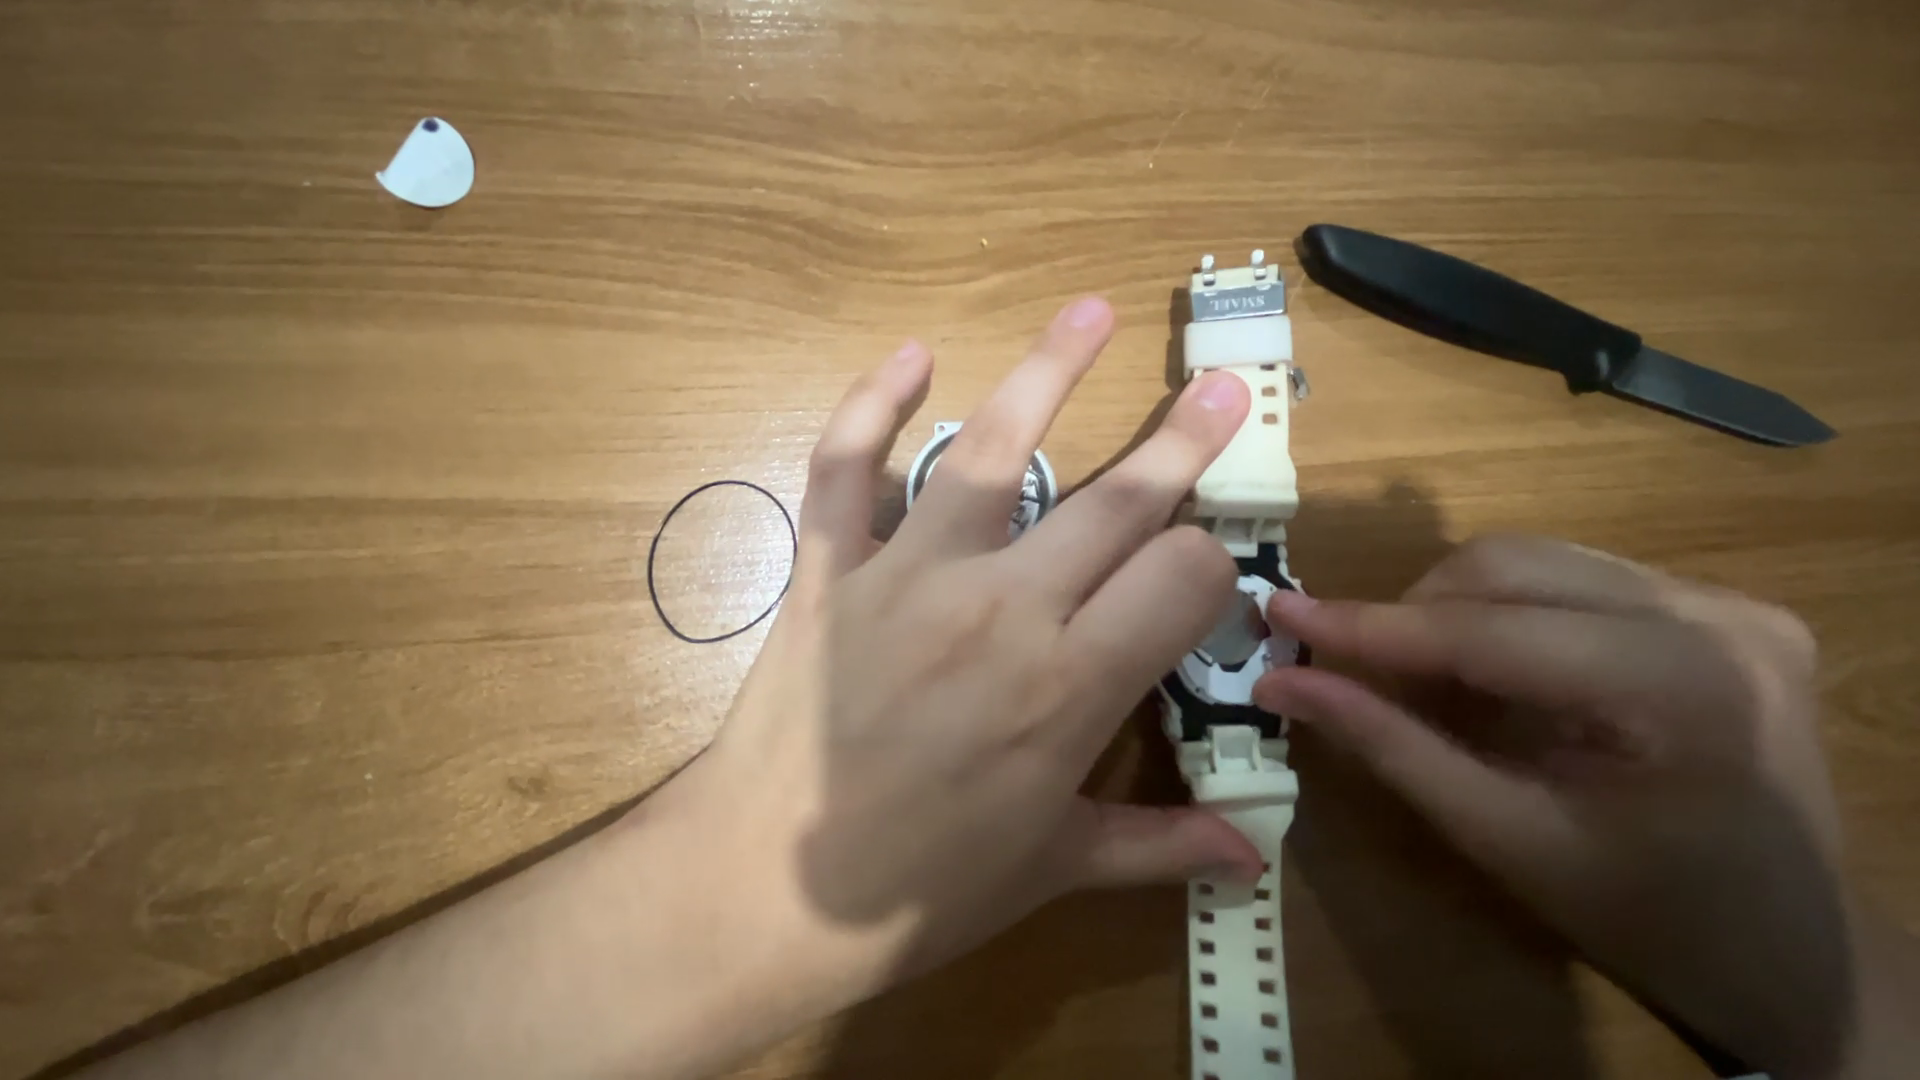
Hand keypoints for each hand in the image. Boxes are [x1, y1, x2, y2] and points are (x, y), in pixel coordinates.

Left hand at [662, 296, 1263, 1019]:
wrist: (761, 889)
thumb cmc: (917, 891)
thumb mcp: (1049, 870)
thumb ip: (1156, 846)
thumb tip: (1251, 854)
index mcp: (1069, 688)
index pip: (1181, 580)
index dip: (1211, 568)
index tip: (1208, 575)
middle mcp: (1001, 610)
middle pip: (1116, 502)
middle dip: (1182, 442)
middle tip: (1221, 387)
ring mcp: (906, 576)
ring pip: (990, 451)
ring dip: (1048, 373)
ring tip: (1091, 311)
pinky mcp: (828, 569)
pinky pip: (845, 469)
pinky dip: (870, 405)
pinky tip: (912, 355)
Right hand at [1253, 534, 1881, 1078]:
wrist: (1803, 955)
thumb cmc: (1646, 916)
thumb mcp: (1501, 837)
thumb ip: (1387, 746)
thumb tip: (1280, 682)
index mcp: (1677, 689)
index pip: (1482, 631)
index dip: (1366, 625)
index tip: (1276, 612)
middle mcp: (1713, 619)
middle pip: (1502, 568)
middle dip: (1409, 616)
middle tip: (1355, 674)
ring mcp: (1725, 603)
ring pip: (1526, 560)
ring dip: (1447, 610)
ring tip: (1429, 683)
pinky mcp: (1716, 605)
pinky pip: (1562, 575)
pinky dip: (1496, 612)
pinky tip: (1494, 673)